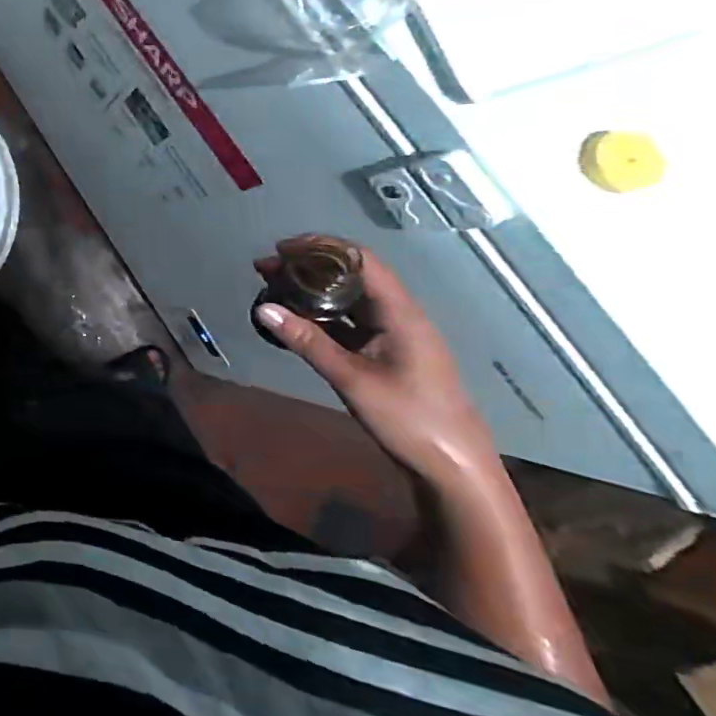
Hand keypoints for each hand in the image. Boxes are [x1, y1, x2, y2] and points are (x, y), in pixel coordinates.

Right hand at [254, 238, 500, 488]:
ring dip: (310, 289)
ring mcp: (392, 336)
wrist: (452, 467)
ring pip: (348, 299)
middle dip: (308, 266)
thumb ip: (307, 341)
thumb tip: (262, 307)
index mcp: (402, 316)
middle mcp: (399, 318)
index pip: (364, 263)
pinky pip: (347, 321)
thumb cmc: (410, 420)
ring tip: (270, 288)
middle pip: (353, 276)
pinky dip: (317, 313)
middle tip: (265, 269)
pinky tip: (291, 319)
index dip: (323, 248)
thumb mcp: (352, 380)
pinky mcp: (383, 353)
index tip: (282, 249)